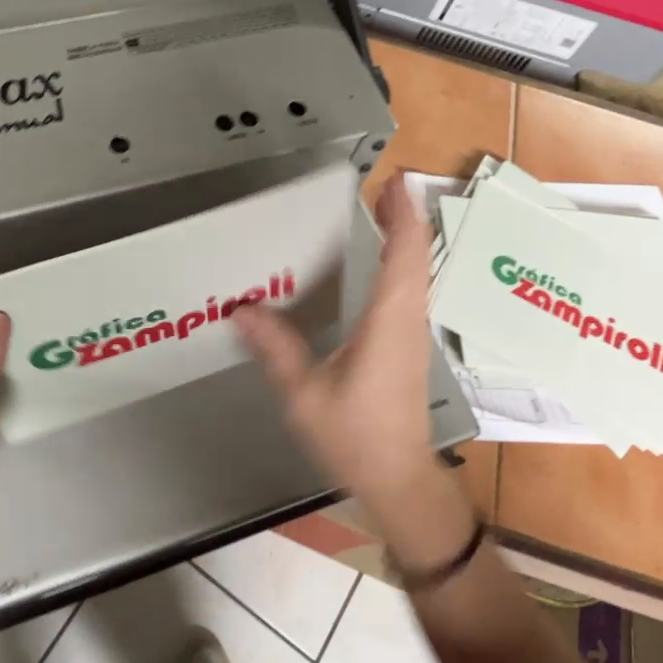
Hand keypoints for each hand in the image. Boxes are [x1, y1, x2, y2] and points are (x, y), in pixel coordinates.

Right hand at [235, 174, 475, 569]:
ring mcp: (413, 335)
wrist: (400, 480)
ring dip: (406, 239)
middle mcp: (407, 321)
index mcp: (387, 323)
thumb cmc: (356, 438)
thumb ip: (276, 349)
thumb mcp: (305, 395)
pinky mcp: (409, 348)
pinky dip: (403, 263)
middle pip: (416, 257)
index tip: (392, 182)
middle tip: (383, 187)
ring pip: (418, 274)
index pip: (403, 256)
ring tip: (384, 213)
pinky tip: (383, 265)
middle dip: (404, 217)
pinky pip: (412, 291)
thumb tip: (243, 309)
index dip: (402, 215)